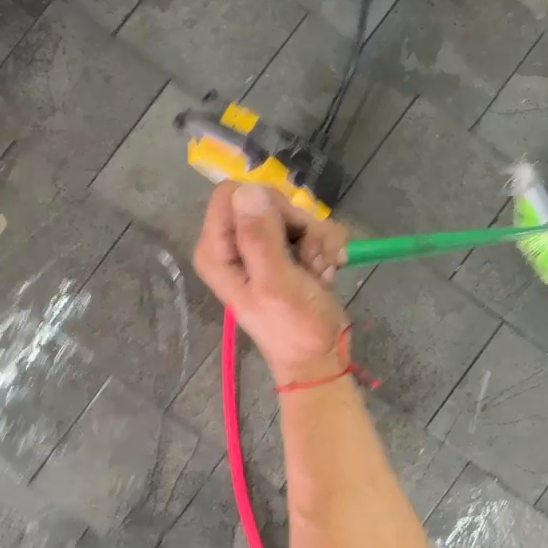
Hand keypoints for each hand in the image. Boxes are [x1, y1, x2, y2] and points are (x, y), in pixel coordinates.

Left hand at [192, 182, 351, 381]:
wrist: (321, 357)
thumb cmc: (294, 328)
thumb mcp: (276, 284)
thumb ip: (259, 237)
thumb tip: (250, 190)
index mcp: (218, 250)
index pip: (234, 195)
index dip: (268, 206)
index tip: (291, 233)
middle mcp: (238, 244)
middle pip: (271, 202)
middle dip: (301, 227)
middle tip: (313, 259)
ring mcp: (268, 248)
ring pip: (298, 216)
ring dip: (320, 241)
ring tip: (322, 271)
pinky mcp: (294, 255)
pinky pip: (315, 231)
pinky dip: (328, 248)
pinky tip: (329, 271)